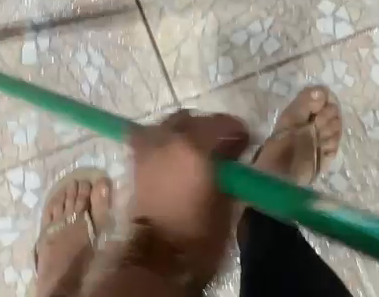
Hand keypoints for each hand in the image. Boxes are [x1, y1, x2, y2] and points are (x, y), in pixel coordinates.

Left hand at [127, 110, 250, 273]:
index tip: (244, 139)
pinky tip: (172, 157)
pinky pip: (150, 139)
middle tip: (220, 145)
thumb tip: (233, 154)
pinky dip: (164, 142)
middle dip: (207, 128)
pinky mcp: (133, 160)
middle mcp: (167, 138)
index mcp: (194, 146)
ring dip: (183, 132)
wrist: (154, 259)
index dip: (235, 129)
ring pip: (168, 125)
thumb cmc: (197, 236)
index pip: (219, 123)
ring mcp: (146, 146)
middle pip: (190, 119)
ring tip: (195, 150)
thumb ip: (229, 171)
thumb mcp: (225, 204)